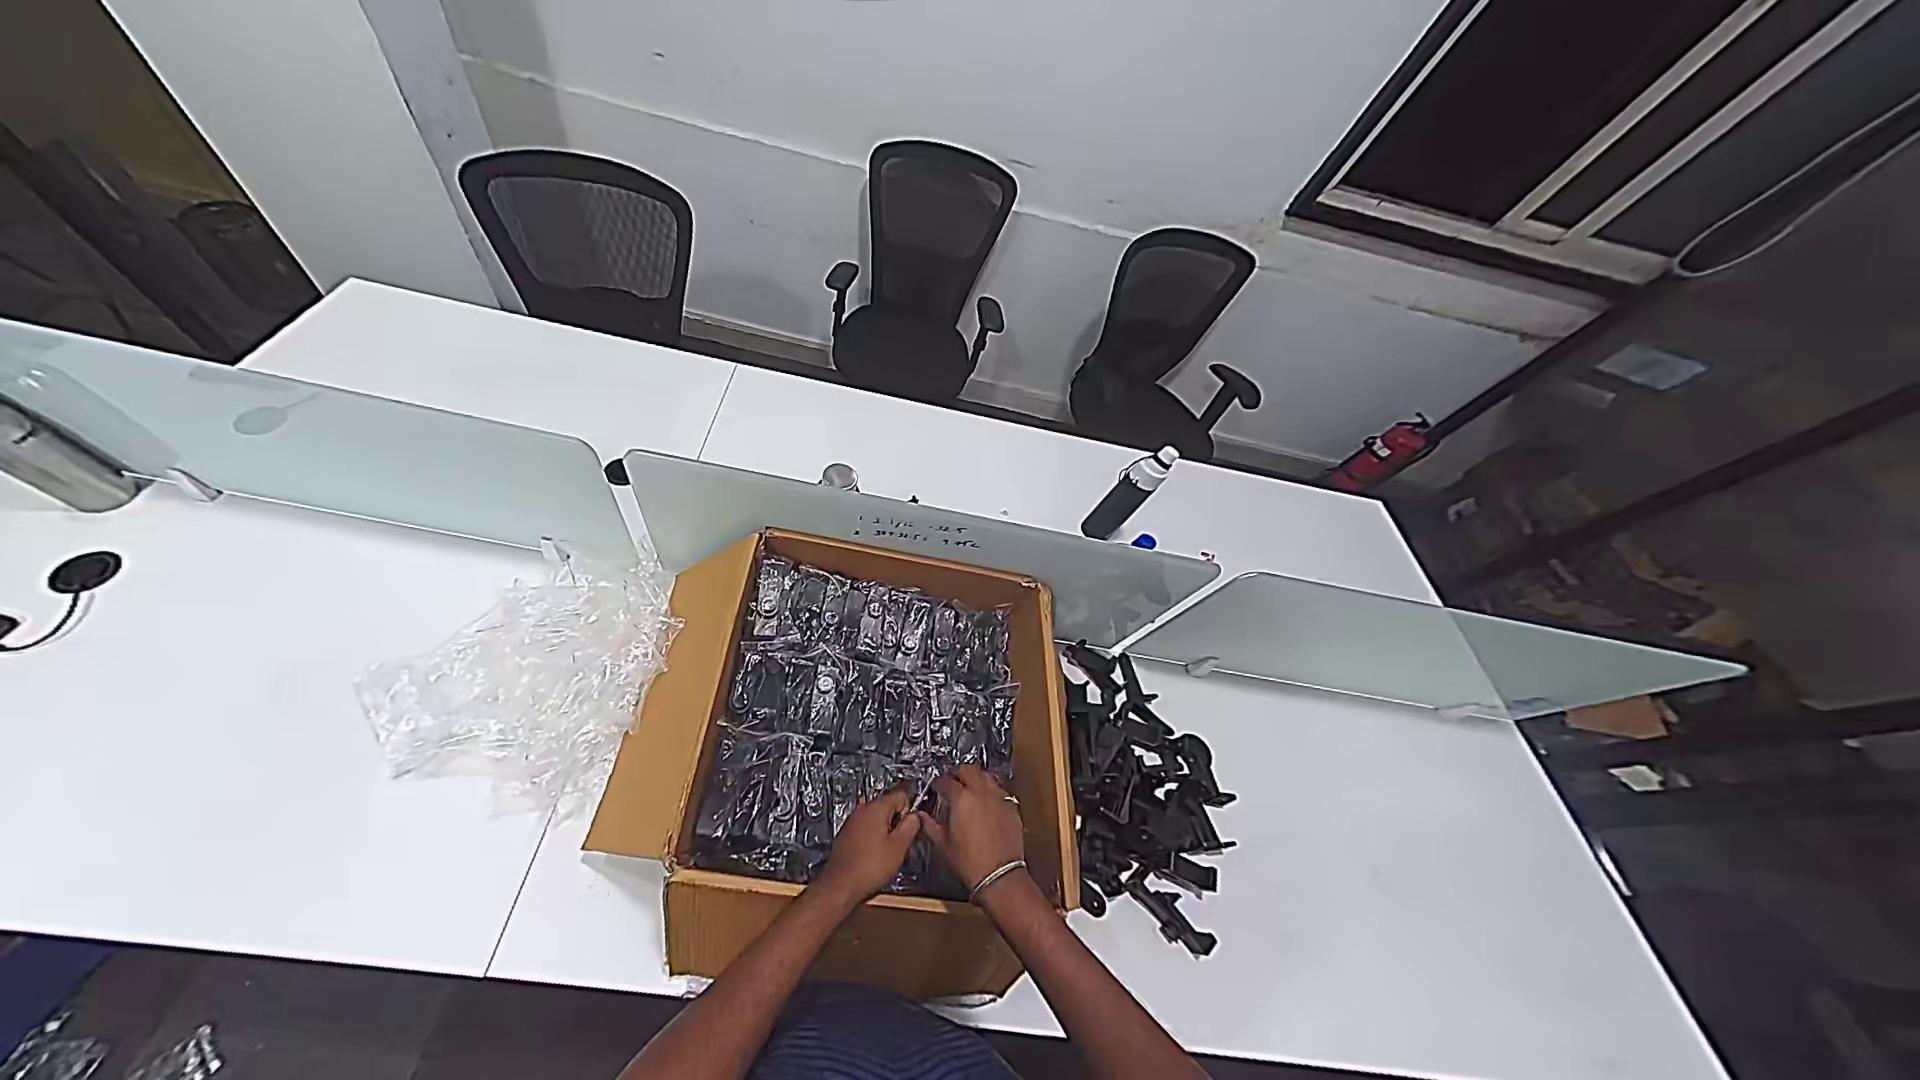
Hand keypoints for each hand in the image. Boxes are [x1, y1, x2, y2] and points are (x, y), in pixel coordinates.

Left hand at [812, 784, 921, 908]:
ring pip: (878, 817)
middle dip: (898, 820)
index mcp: (876, 807)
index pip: (901, 794)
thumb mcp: (899, 847)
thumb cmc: (869, 867)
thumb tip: (916, 815)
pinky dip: (874, 836)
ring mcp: (853, 821)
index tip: (912, 826)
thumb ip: (911, 826)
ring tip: (888, 851)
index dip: (910, 809)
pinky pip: (867, 827)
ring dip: (886, 830)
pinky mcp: (847, 834)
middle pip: (889, 805)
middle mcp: (862, 809)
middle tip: (901, 842)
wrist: (839, 886)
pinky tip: (875, 854)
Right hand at [919, 765, 1025, 894]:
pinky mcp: (1012, 807)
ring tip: (972, 791)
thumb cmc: (970, 861)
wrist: (999, 874)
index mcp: (962, 799)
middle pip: (969, 770)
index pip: (947, 781)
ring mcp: (999, 798)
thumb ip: (930, 826)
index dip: (939, 783)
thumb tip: (922, 817)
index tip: (937, 787)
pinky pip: (1001, 791)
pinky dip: (992, 793)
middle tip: (954, 784)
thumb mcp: (943, 844)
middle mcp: (981, 793)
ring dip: (978, 780)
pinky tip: (988, 804)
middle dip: (959, 774)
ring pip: (987, 776)